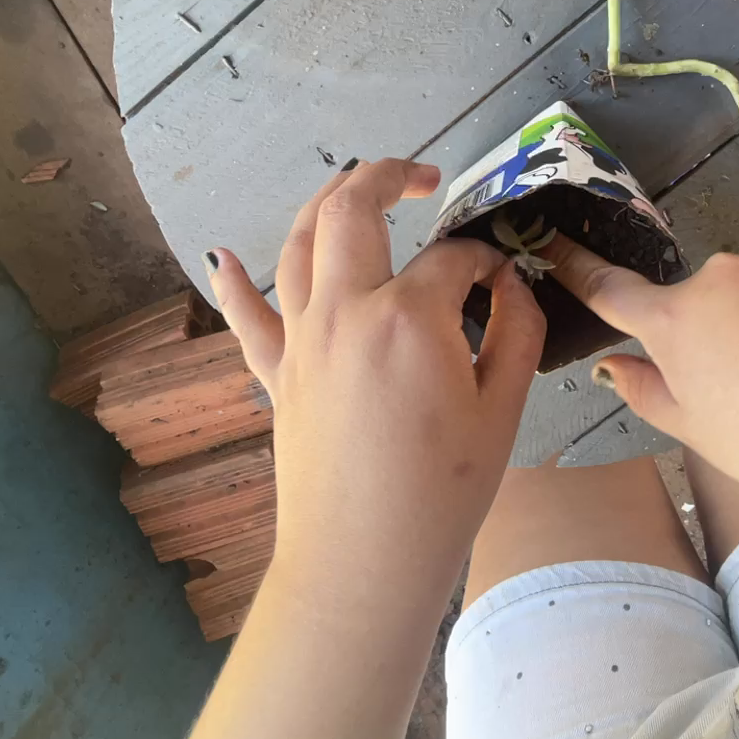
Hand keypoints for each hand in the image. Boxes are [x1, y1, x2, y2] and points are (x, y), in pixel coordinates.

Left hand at [205, 159, 546, 563]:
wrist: (365, 562)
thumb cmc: (445, 488)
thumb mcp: (503, 405)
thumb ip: (517, 328)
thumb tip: (510, 283)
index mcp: (407, 316)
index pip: (453, 259)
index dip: (485, 262)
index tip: (504, 282)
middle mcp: (344, 309)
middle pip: (353, 210)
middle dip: (390, 176)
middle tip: (425, 176)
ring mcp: (302, 339)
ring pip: (298, 243)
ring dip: (325, 202)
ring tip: (354, 184)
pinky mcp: (279, 373)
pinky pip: (246, 317)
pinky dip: (233, 282)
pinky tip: (220, 256)